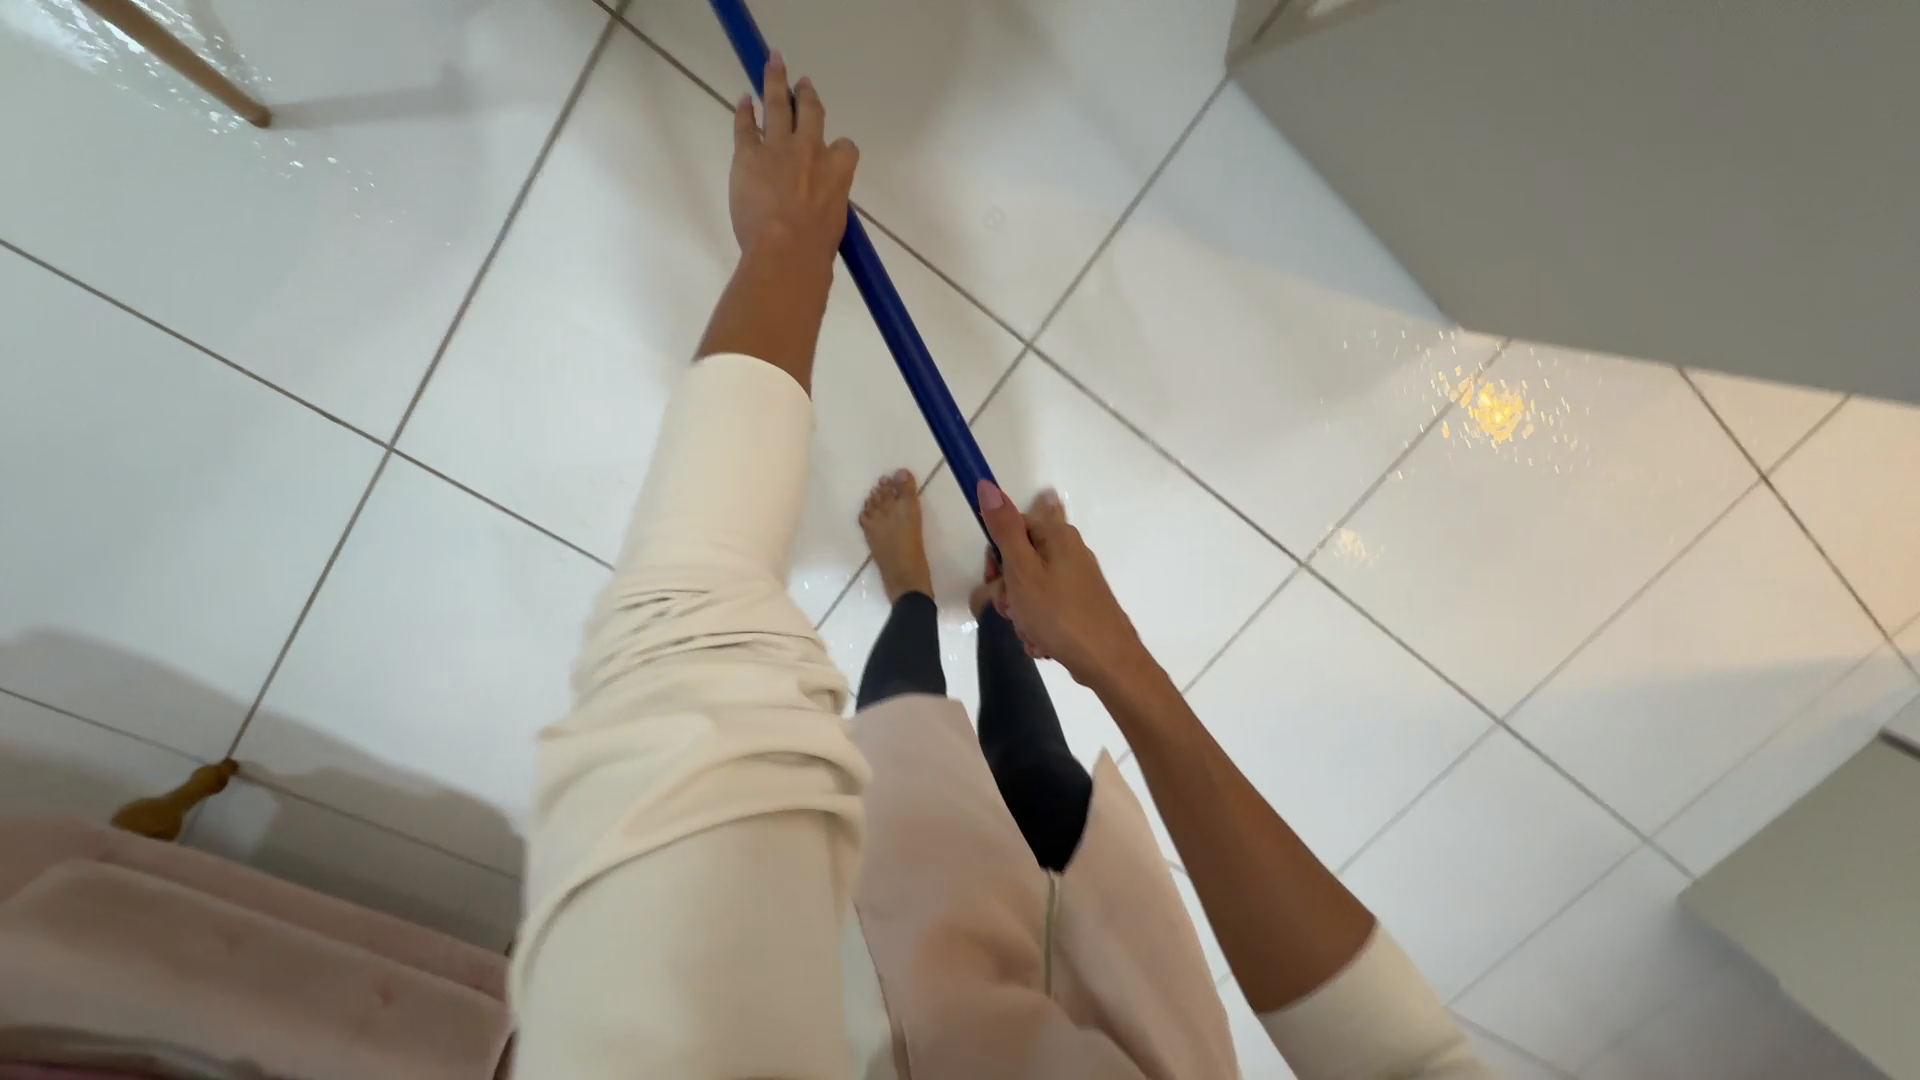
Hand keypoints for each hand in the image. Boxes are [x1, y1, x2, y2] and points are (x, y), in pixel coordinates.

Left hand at [729, 51, 858, 259]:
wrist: (785, 253)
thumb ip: (828, 205)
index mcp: (838, 172)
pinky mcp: (749, 154)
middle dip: (807, 94)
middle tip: (803, 82)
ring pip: (778, 105)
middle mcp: (811, 151)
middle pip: (811, 112)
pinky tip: (744, 100)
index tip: (834, 151)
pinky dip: (745, 110)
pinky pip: (746, 124)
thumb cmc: (815, 250)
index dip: (839, 149)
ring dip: (776, 81)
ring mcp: (779, 148)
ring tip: (774, 63)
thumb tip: (819, 209)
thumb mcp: (835, 226)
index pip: (845, 148)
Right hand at [976, 479, 1151, 689]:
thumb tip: (986, 484)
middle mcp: (1068, 552)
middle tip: (1013, 609)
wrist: (1107, 661)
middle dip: (1008, 591)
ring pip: (1029, 591)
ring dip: (1022, 614)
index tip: (995, 578)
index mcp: (1056, 536)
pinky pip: (1045, 610)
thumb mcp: (1023, 570)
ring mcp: (1075, 580)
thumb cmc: (1060, 613)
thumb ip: (1004, 528)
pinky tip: (1043, 643)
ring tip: (1032, 631)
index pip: (1011, 528)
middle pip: (1019, 562)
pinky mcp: (1078, 605)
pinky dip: (1038, 626)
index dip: (996, 556)